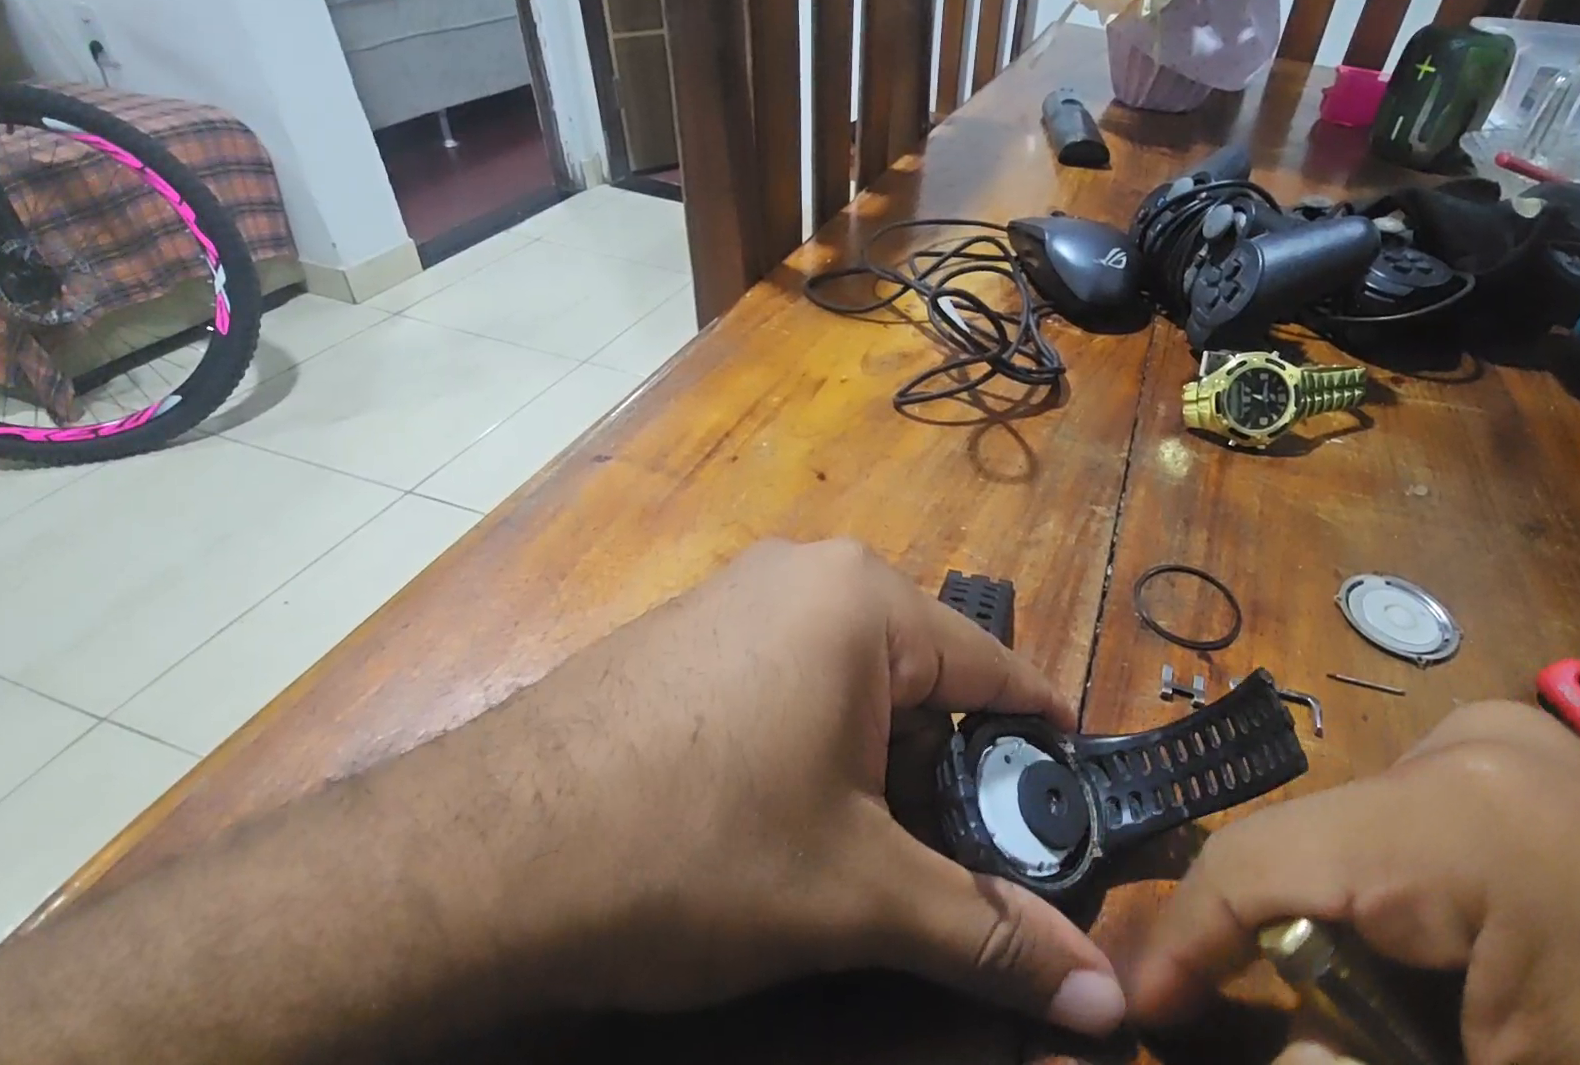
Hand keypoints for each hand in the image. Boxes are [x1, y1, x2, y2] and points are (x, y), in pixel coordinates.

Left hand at [482, 539, 1124, 1033]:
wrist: (471, 861)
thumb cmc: (692, 853)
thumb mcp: (854, 894)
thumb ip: (985, 935)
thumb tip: (1108, 1004)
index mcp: (864, 601)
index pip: (998, 669)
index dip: (1045, 742)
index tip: (1074, 804)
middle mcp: (805, 574)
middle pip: (924, 677)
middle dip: (953, 767)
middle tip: (964, 856)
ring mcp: (737, 598)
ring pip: (857, 680)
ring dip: (883, 761)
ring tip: (874, 846)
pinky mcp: (688, 636)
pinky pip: (792, 678)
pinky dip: (820, 742)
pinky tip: (790, 810)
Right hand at [1123, 703, 1579, 1062]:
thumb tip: (1272, 1052)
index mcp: (1459, 816)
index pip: (1262, 863)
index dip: (1187, 938)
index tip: (1147, 1009)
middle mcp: (1463, 747)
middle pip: (1310, 850)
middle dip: (1290, 947)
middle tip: (1324, 1033)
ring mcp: (1504, 740)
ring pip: (1356, 838)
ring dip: (1353, 929)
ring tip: (1421, 1014)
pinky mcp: (1535, 759)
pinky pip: (1415, 826)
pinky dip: (1406, 902)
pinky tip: (1469, 967)